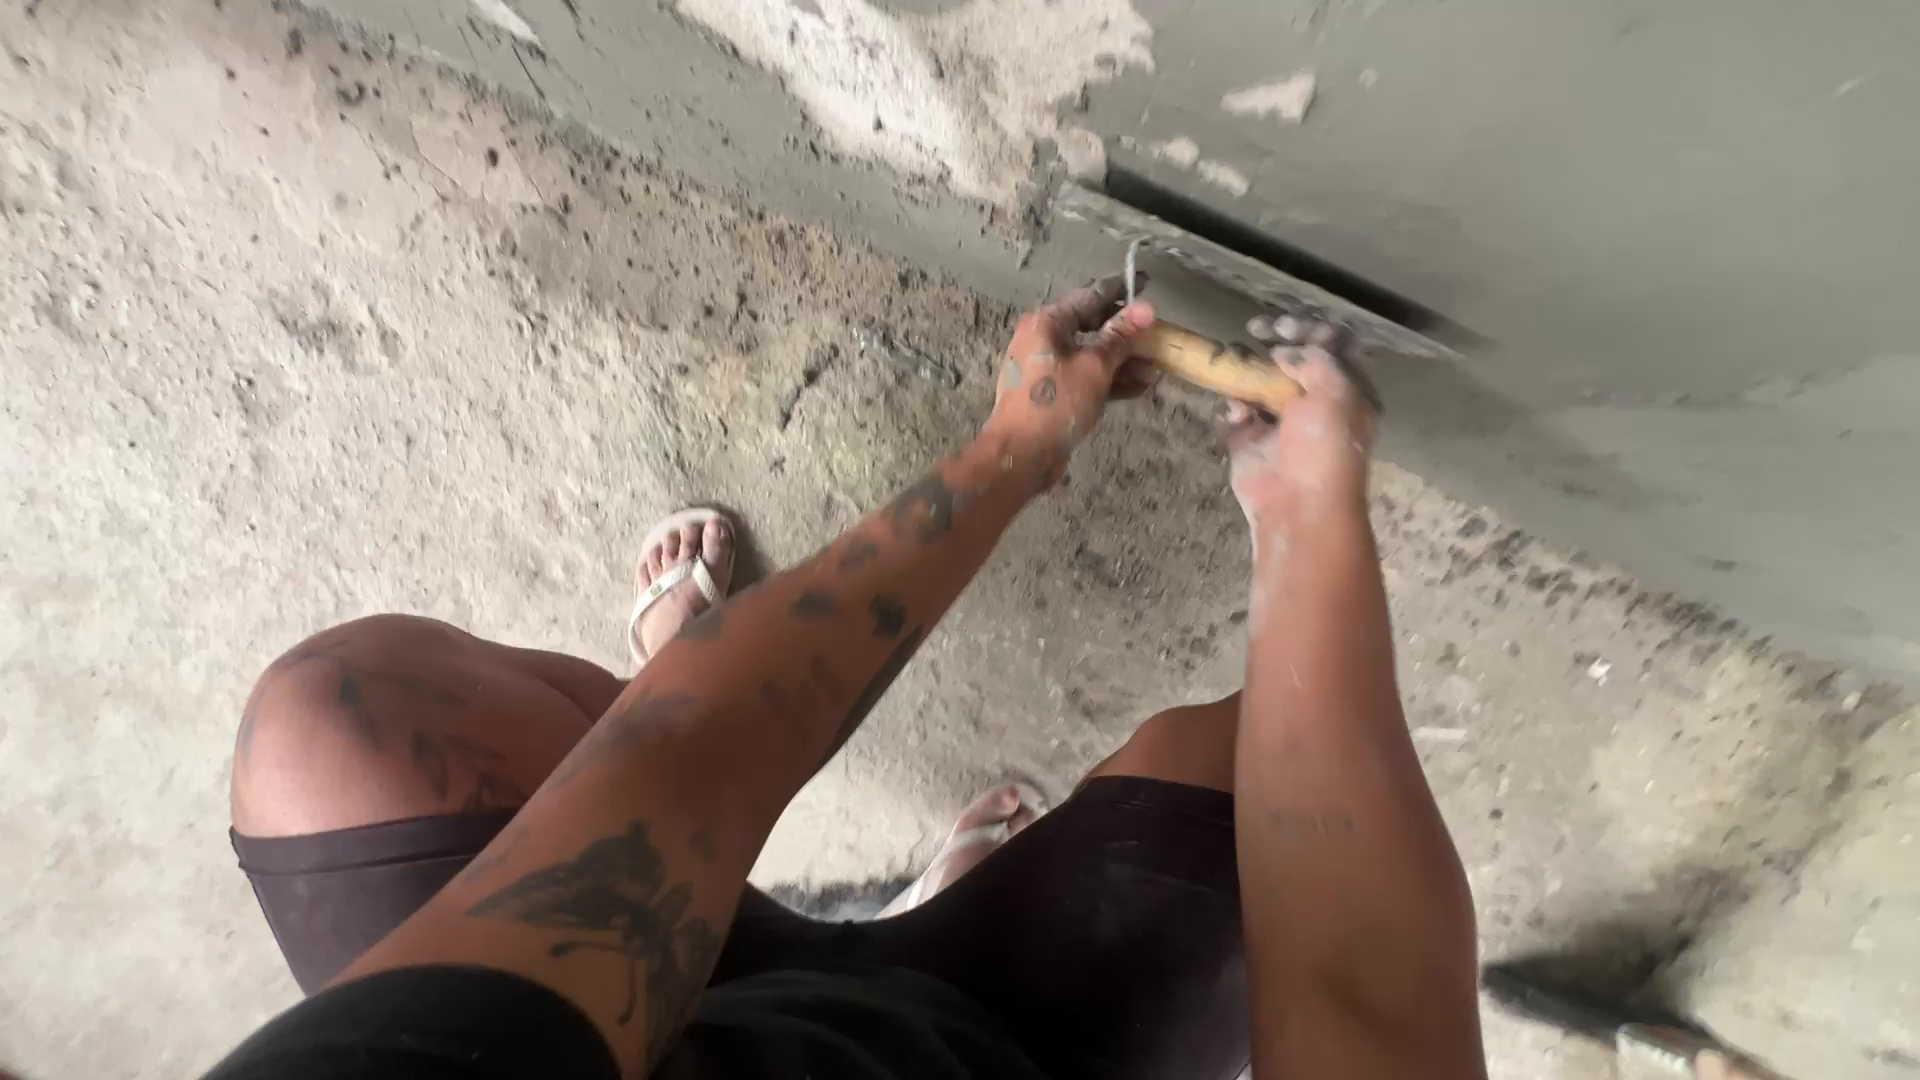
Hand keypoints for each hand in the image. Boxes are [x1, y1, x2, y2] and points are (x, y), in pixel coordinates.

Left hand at [984, 276, 1157, 466]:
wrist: (1021, 456)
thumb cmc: (1054, 405)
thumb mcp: (1094, 368)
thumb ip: (1120, 338)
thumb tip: (1146, 309)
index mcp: (1046, 324)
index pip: (1090, 297)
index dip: (1120, 291)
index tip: (1146, 283)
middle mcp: (1042, 341)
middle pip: (1091, 327)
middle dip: (1126, 334)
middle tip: (1156, 335)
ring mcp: (1046, 370)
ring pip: (1090, 356)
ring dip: (1122, 362)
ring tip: (1155, 369)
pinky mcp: (1052, 395)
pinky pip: (1085, 379)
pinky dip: (1109, 381)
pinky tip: (1139, 387)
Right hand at [1225, 319, 1379, 521]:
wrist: (1297, 503)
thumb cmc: (1325, 447)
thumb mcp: (1334, 392)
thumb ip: (1313, 359)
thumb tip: (1285, 350)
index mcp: (1347, 391)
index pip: (1333, 346)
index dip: (1313, 329)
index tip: (1289, 326)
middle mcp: (1315, 402)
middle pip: (1294, 359)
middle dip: (1276, 341)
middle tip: (1256, 329)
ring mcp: (1279, 421)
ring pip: (1262, 381)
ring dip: (1249, 368)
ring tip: (1235, 357)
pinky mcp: (1248, 439)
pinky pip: (1237, 411)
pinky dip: (1233, 404)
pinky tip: (1236, 407)